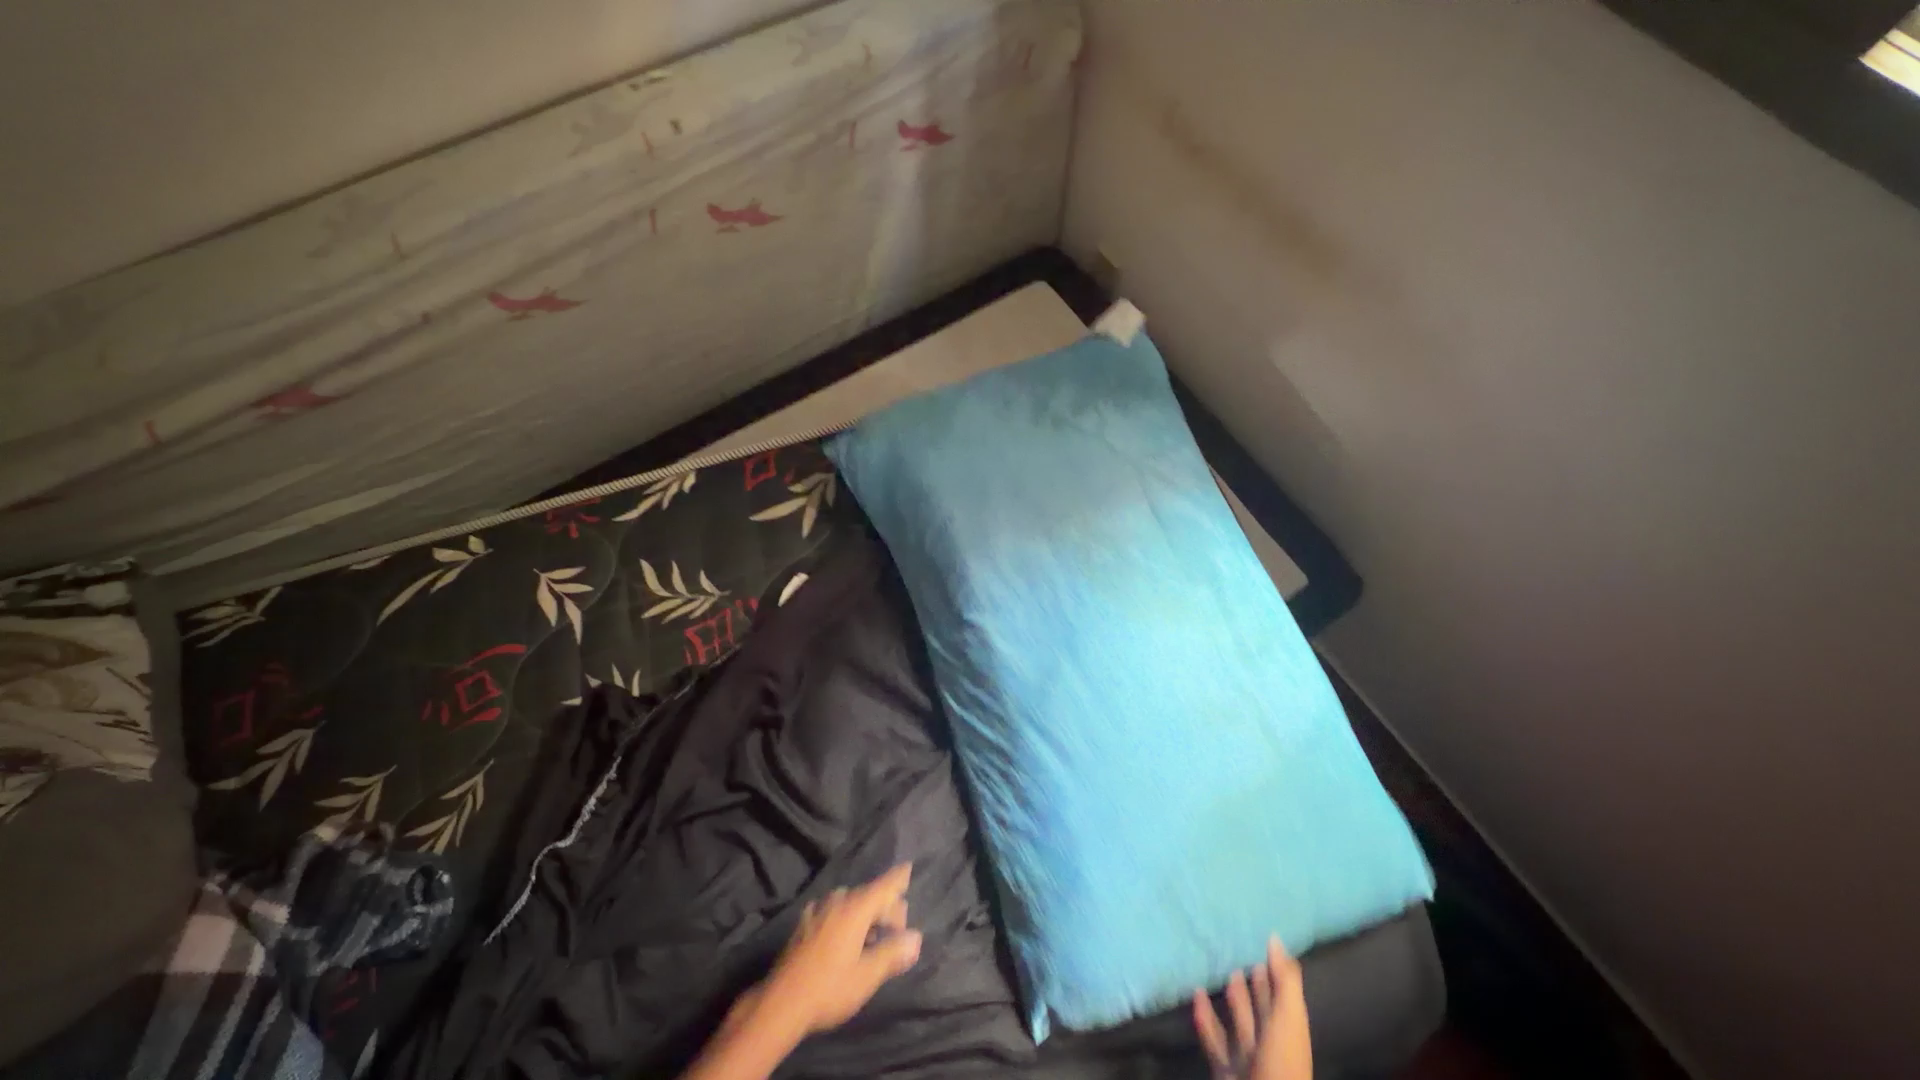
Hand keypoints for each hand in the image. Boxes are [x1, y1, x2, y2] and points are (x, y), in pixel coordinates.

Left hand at [681, 866, 923, 1079]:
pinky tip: (845, 939)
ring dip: (865, 914)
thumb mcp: (868, 975)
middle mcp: (836, 903)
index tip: (909, 867)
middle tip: (896, 933)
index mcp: (854, 909)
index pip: (883, 886)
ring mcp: (816, 913)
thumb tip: (915, 937)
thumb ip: (893, 953)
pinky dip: (845, 917)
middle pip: (868, 894)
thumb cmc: (830, 988)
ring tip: (873, 938)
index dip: (897, 878)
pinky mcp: (803, 926)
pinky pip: (832, 912)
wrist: (781, 1004)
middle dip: (886, 908)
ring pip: (849, 903)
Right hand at [1193, 937, 1311, 1079]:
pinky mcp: (1225, 1066)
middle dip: (1252, 985)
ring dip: (1229, 999)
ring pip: (1237, 1022)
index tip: (1259, 944)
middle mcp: (1270, 1042)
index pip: (1283, 995)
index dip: (1274, 972)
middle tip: (1238, 955)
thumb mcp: (1288, 1015)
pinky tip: (1196, 997)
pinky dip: (1204, 1017)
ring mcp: (1247, 1055)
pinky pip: (1213, 1038)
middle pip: (1261, 1008)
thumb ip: (1284, 979)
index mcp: (1290, 1030)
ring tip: (1218, 972)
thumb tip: (1275, 938)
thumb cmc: (1281, 1059)